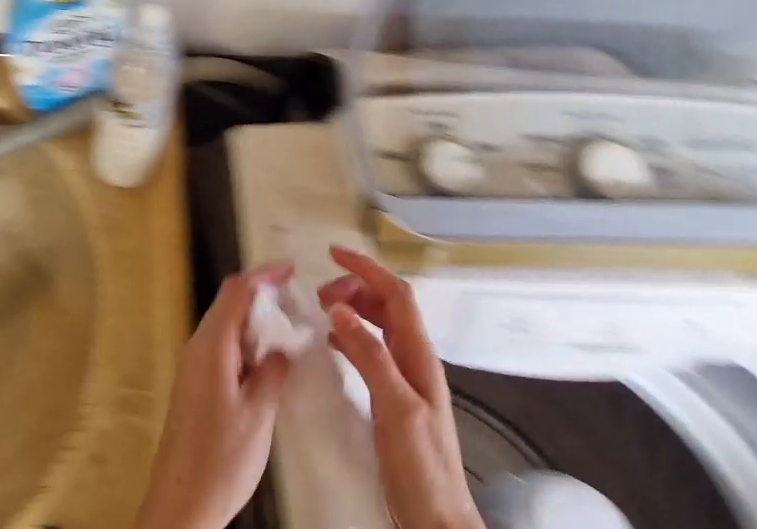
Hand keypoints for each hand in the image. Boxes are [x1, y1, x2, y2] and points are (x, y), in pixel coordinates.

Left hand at [135, 262, 293, 528]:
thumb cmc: (221, 459)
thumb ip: (271, 373)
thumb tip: (280, 348)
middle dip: (260, 296)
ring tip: (288, 328)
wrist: (181, 501)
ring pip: (224, 327)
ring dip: (253, 322)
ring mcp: (192, 368)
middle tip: (295, 301)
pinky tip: (265, 361)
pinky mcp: (193, 386)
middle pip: (227, 305)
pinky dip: (244, 344)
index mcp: (210, 347)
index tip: (290, 268)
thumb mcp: (258, 415)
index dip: (263, 275)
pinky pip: (220, 349)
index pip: (235, 292)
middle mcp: (196, 349)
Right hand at [320, 246, 483, 528]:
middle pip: (388, 304)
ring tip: (323, 309)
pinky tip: (333, 342)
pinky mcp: (394, 397)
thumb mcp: (395, 406)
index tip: (334, 254)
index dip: (367, 269)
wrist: (435, 516)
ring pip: (379, 325)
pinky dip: (351, 335)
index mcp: (419, 355)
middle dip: (356, 286)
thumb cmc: (420, 464)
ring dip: (353, 308)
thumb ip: (370, 355)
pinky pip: (372, 349)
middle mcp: (414, 359)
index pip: (396, 294)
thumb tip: (341, 310)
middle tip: (321, 292)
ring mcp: (406, 378)